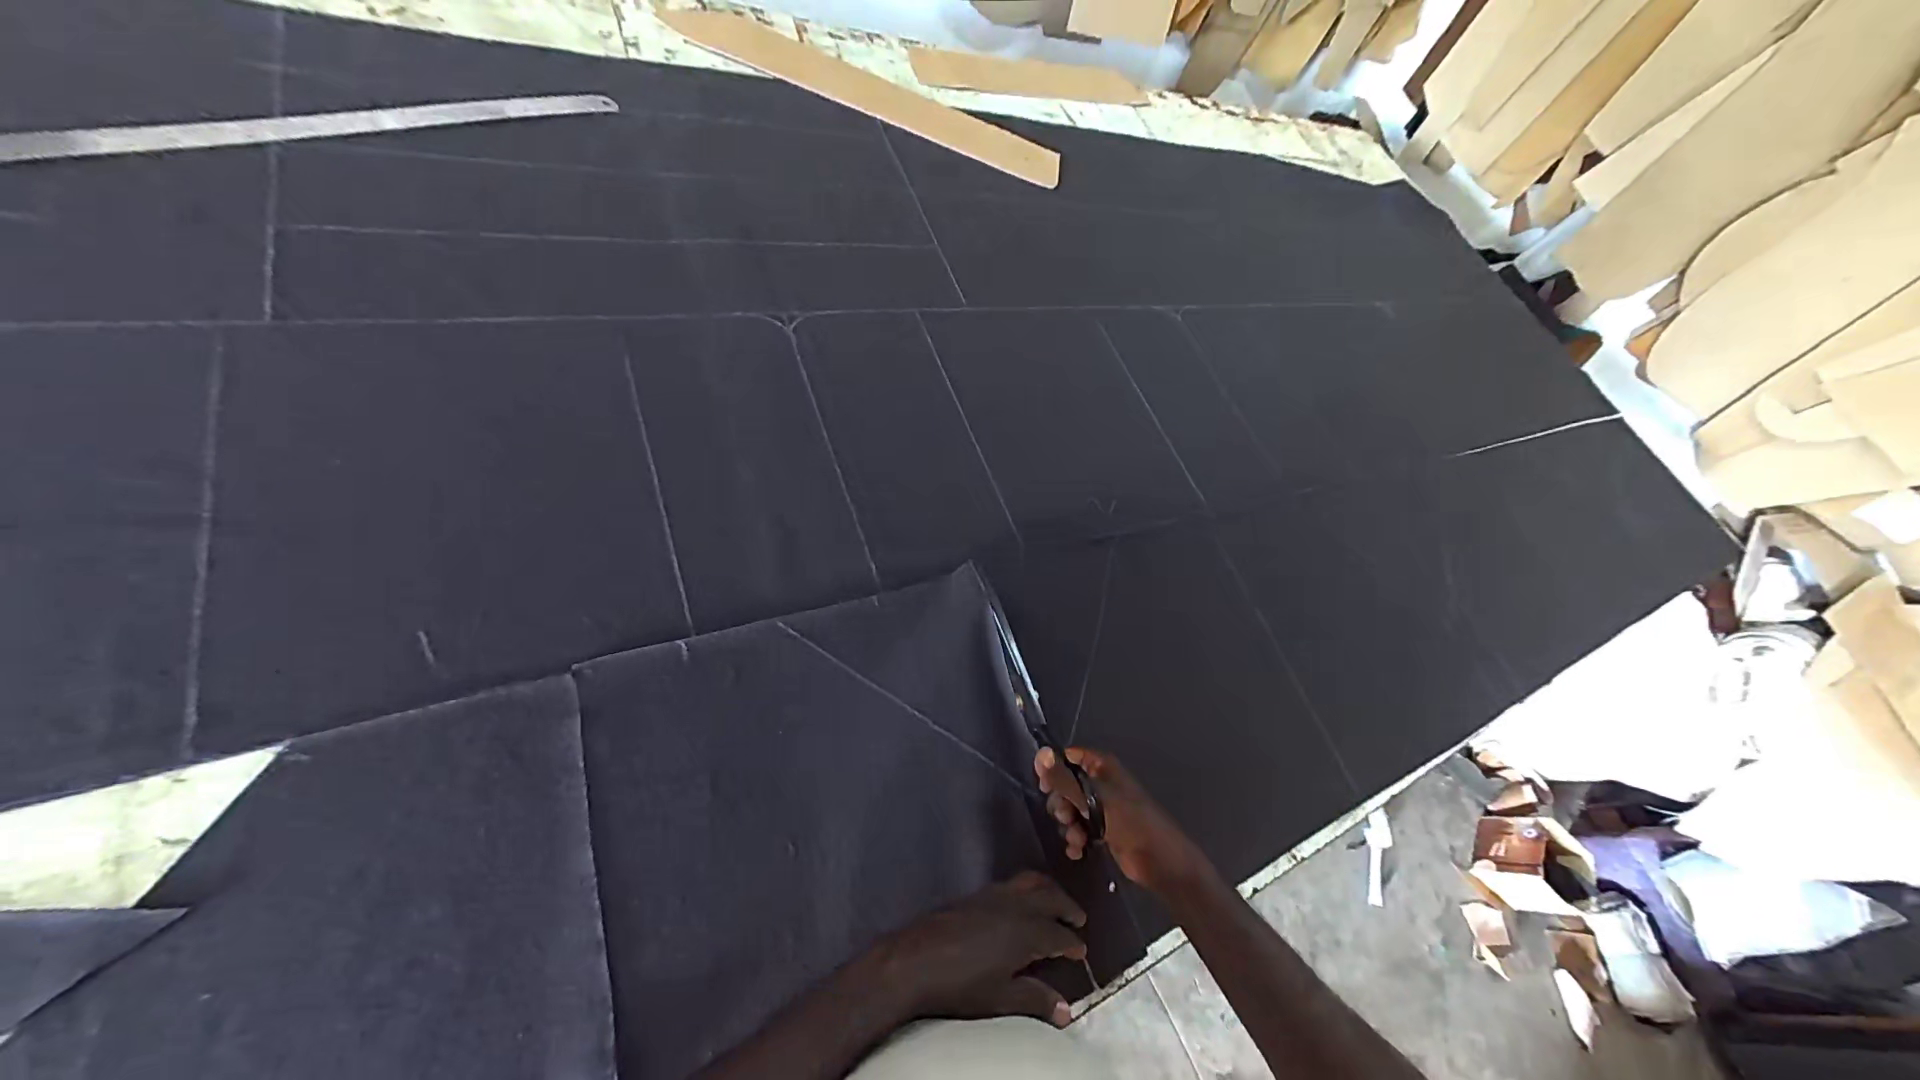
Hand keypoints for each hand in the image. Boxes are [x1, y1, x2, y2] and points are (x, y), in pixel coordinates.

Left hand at [872, 872, 1086, 1027]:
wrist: (915, 961)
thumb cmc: (961, 984)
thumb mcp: (1001, 997)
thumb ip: (1035, 1000)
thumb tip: (1066, 1011)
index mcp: (1026, 931)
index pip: (1059, 934)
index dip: (1073, 943)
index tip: (1081, 950)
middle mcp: (1014, 905)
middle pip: (1050, 897)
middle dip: (1067, 907)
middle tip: (1078, 919)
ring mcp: (994, 894)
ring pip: (1030, 882)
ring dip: (1048, 890)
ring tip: (1055, 903)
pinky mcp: (976, 893)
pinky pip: (1012, 883)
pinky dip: (1027, 889)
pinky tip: (1021, 904)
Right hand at [1035, 746, 1212, 896]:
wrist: (1161, 862)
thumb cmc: (1131, 822)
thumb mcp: (1095, 799)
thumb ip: (1065, 779)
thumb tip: (1040, 754)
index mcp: (1102, 768)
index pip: (1069, 757)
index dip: (1054, 768)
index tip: (1045, 785)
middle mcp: (1099, 784)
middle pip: (1065, 786)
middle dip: (1061, 804)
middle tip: (1067, 816)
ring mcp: (1100, 809)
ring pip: (1070, 810)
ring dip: (1068, 826)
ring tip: (1078, 838)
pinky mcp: (1101, 832)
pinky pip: (1078, 830)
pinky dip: (1075, 840)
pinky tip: (1078, 850)